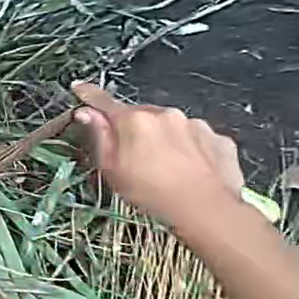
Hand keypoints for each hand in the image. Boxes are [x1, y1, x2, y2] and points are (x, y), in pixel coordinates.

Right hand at [71, 81, 245, 233]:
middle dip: (133, 128)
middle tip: (132, 156)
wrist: (206, 210)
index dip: (89, 95)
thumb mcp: (112, 168)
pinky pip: (196, 139)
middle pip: (141, 116)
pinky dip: (189, 149)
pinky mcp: (219, 140)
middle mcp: (166, 114)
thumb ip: (99, 136)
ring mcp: (196, 125)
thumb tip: (86, 113)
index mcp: (134, 119)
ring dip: (163, 139)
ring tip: (164, 168)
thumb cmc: (150, 191)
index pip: (105, 102)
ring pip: (170, 127)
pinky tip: (189, 169)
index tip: (79, 88)